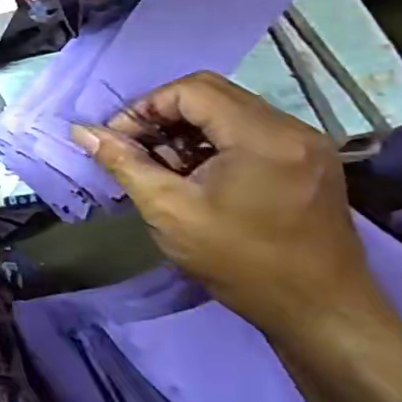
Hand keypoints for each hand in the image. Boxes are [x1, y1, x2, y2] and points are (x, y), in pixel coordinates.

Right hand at [70, 71, 376, 337]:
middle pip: (210, 93)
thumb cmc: (239, 261)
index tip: (118, 140)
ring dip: (185, 128)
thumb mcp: (168, 211)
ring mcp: (305, 143)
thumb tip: (82, 131)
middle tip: (134, 148)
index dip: (144, 107)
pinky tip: (194, 173)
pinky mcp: (308, 160)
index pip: (190, 90)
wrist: (319, 311)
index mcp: (262, 137)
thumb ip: (124, 163)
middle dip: (162, 114)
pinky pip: (248, 130)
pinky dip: (212, 140)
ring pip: (228, 110)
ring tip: (161, 165)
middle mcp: (291, 128)